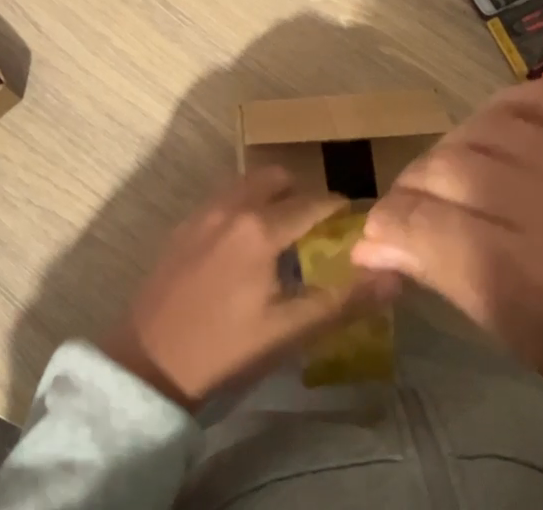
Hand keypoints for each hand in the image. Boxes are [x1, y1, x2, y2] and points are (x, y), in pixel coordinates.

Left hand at [100, 166, 399, 411]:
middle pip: (276, 177)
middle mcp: (230, 207)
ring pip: (245, 185)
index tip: (357, 225)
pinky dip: (243, 208)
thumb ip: (345, 301)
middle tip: (318, 228)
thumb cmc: (225, 351)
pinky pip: (222, 200)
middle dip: (302, 194)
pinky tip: (245, 250)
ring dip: (270, 197)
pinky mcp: (181, 228)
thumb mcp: (291, 332)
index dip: (342, 210)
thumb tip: (394, 277)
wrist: (148, 365)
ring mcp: (201, 214)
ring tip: (284, 237)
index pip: (315, 201)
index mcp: (261, 227)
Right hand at [352, 80, 542, 498]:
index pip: (418, 224)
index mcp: (522, 280)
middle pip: (444, 167)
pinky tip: (493, 136)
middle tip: (411, 213)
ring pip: (480, 129)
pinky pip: (534, 97)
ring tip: (452, 178)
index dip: (382, 228)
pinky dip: (498, 112)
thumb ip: (443, 278)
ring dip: (448, 152)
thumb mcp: (519, 338)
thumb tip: (372, 245)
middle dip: (410, 190)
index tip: (374, 239)